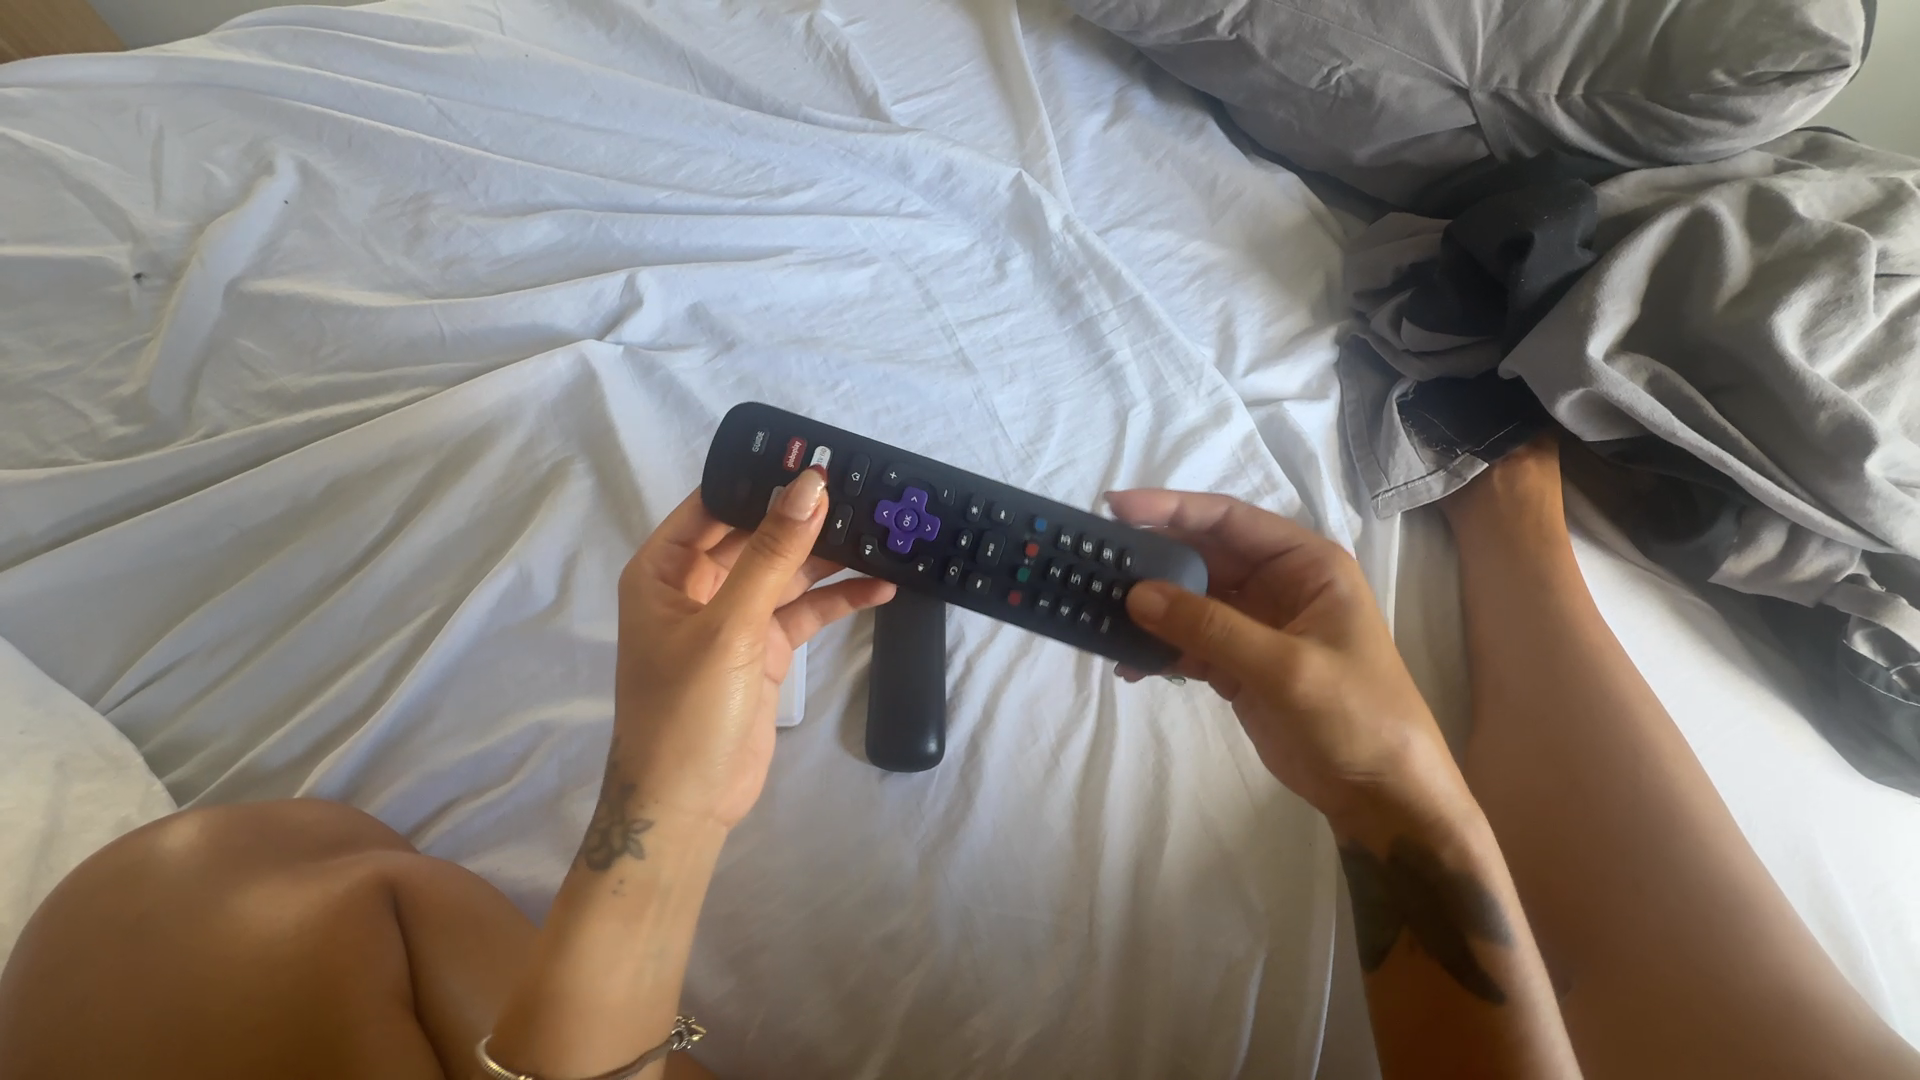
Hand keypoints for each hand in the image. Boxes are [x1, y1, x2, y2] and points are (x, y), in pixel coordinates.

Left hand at [610, 470, 895, 829]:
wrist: (691, 803)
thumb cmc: (686, 708)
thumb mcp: (730, 625)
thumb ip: (772, 554)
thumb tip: (810, 488)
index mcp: (665, 570)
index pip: (713, 506)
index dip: (759, 481)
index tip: (812, 457)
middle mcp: (698, 586)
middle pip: (757, 536)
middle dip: (805, 518)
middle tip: (861, 490)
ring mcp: (735, 618)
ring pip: (787, 572)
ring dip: (830, 557)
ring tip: (881, 531)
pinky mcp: (766, 647)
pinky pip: (806, 610)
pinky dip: (839, 599)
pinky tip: (881, 585)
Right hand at [1107, 491, 1455, 825]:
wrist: (1380, 793)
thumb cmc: (1356, 716)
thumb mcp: (1285, 667)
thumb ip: (1210, 627)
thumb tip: (1137, 595)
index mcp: (1304, 565)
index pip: (1229, 520)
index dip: (1171, 508)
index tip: (1115, 508)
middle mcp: (1276, 585)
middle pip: (1200, 557)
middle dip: (1150, 562)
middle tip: (1094, 565)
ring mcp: (1253, 625)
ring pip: (1186, 600)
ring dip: (1147, 608)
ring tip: (1099, 613)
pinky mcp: (1236, 662)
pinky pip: (1185, 642)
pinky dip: (1157, 649)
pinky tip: (1128, 663)